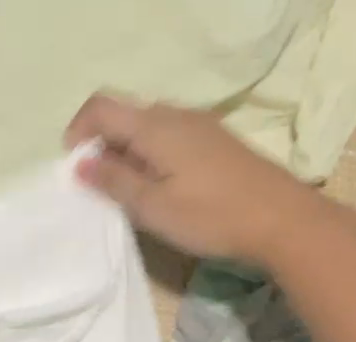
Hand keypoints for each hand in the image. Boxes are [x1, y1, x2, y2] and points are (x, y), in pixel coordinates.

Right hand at [64, 95, 314, 261]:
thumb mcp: (153, 206)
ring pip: (148, 128)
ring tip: (128, 195)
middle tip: (98, 189)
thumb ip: (114, 182)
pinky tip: (159, 190)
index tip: (74, 168)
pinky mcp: (215, 142)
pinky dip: (151, 158)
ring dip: (127, 154)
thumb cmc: (209, 216)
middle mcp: (175, 115)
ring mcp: (199, 126)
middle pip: (125, 116)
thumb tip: (81, 164)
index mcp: (154, 126)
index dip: (78, 131)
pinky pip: (169, 139)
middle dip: (102, 146)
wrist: (281, 220)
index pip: (101, 107)